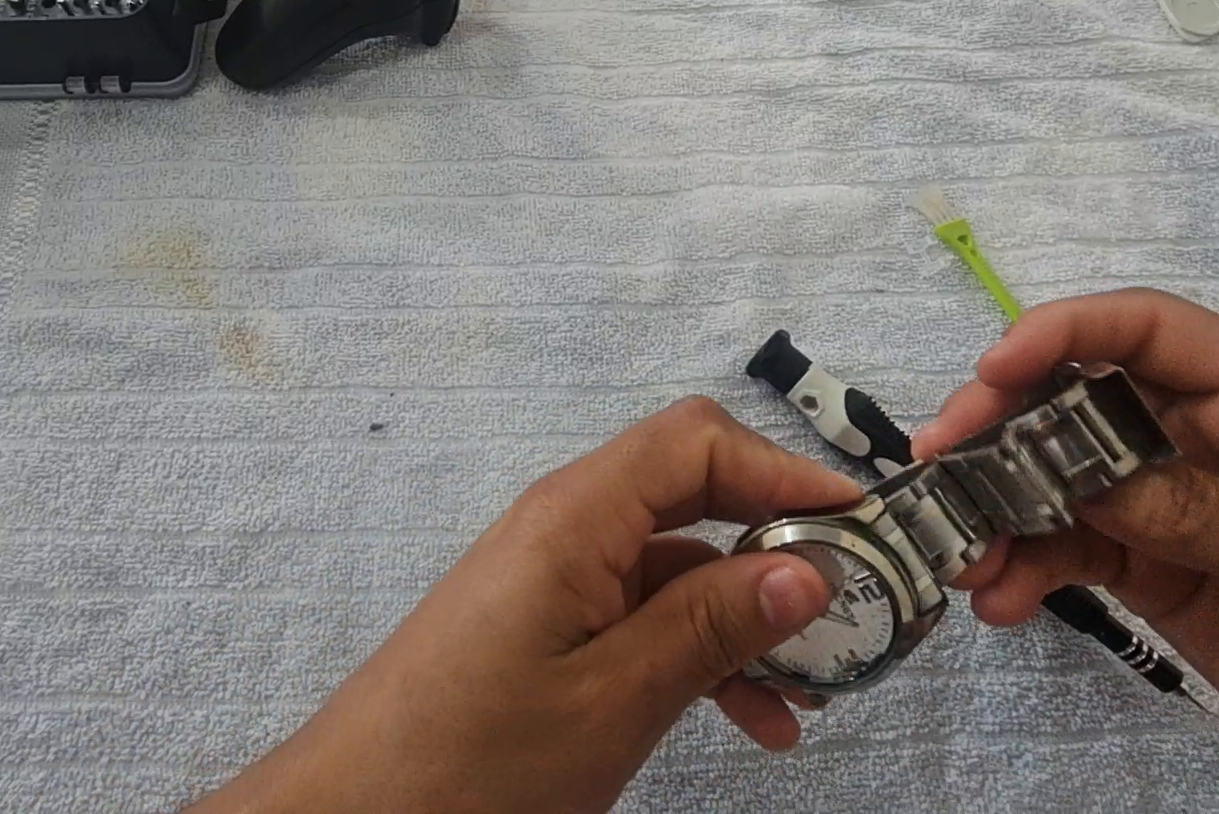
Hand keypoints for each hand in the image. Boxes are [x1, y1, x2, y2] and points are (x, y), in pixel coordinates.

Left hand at [191, 397, 863, 813]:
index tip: (860, 520)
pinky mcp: (555, 613)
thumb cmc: (479, 755)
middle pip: (691, 486)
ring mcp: (562, 567)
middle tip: (851, 590)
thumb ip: (711, 625)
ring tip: (814, 679)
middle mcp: (571, 519)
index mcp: (579, 511)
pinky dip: (701, 643)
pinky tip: (752, 714)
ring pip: (677, 555)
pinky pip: (644, 604)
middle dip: (774, 529)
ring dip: (746, 603)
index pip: (696, 441)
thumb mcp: (613, 697)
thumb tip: (809, 569)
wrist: (357, 812)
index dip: (781, 469)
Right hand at [914, 290, 1218, 811]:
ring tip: (961, 554)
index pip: (1149, 332)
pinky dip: (1020, 568)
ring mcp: (1166, 503)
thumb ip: (1212, 517)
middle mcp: (1202, 440)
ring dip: (994, 508)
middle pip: (1073, 398)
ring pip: (1050, 477)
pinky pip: (1061, 548)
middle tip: (941, 462)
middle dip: (997, 425)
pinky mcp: (1144, 563)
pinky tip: (998, 602)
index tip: (991, 369)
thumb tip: (1080, 476)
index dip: (1063, 332)